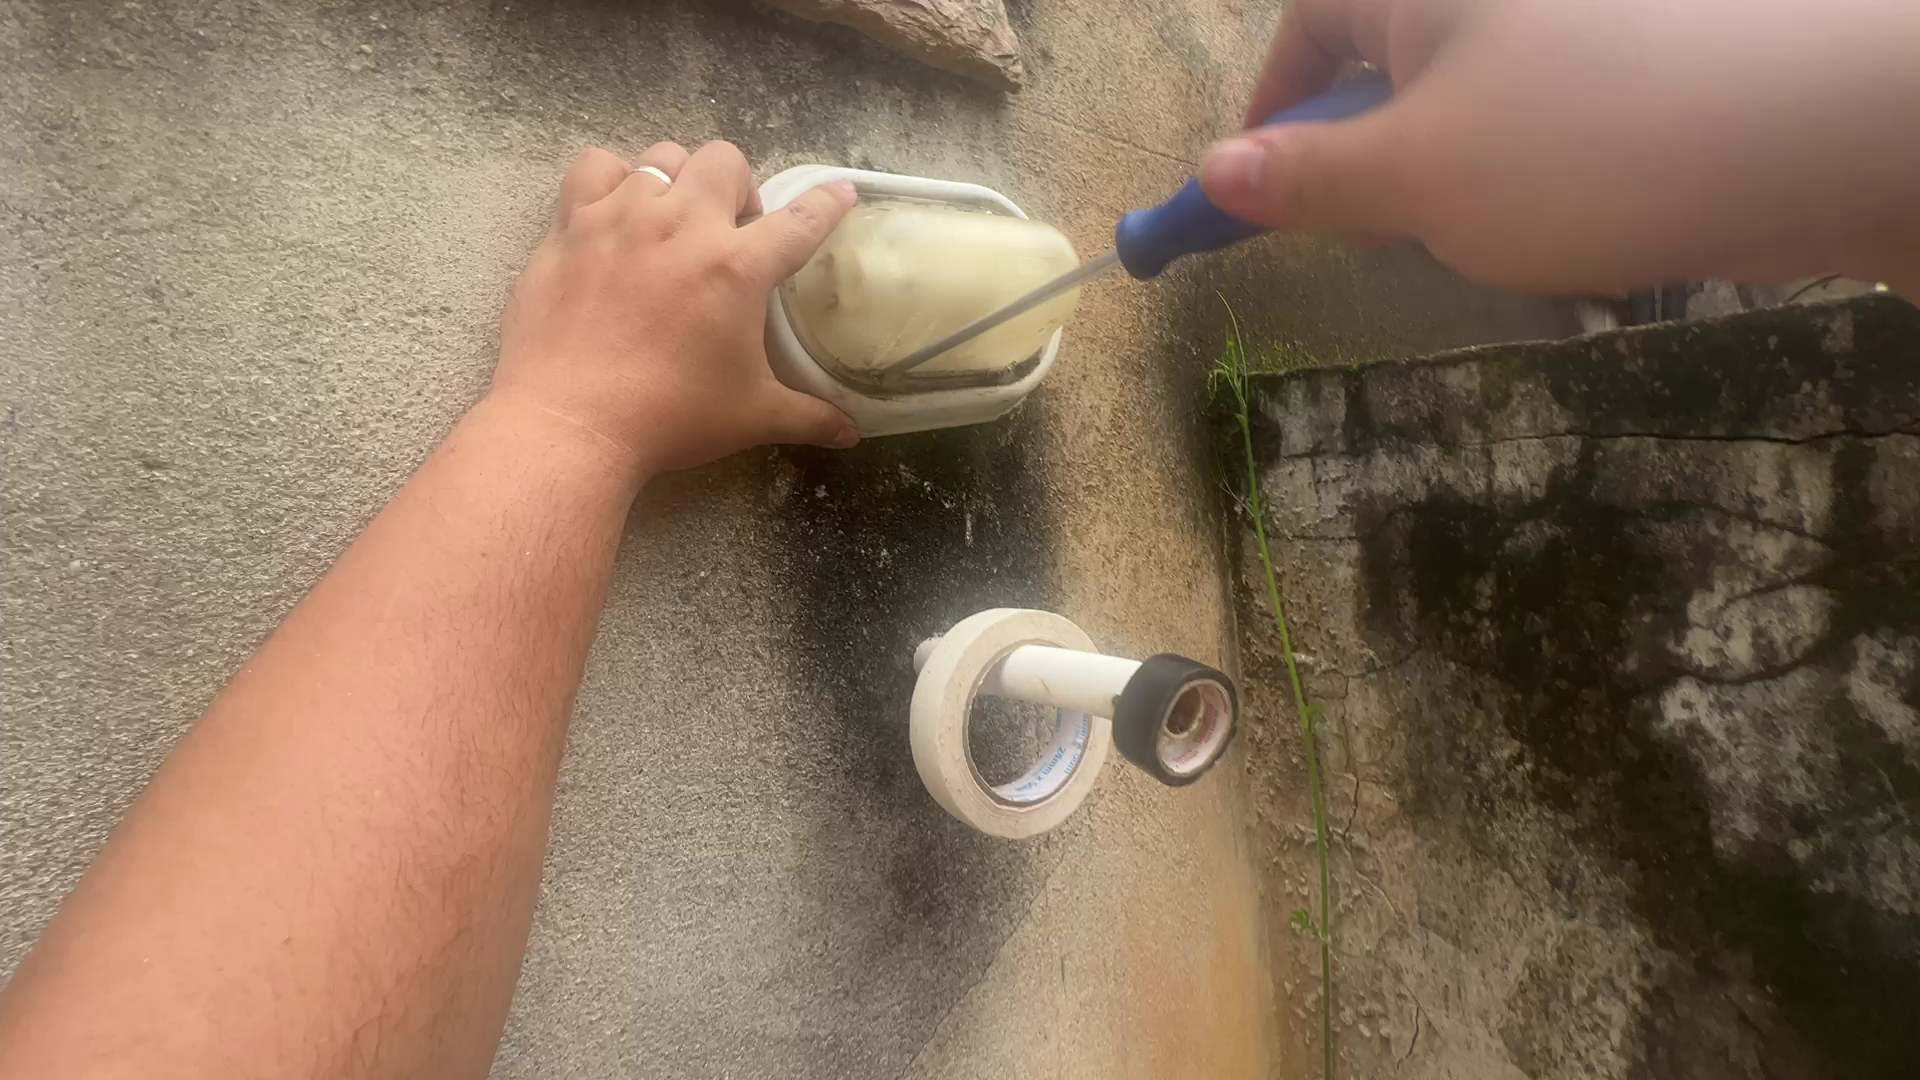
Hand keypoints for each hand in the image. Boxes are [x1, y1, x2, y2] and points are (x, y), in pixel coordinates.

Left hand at [491, 141, 858, 481]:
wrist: (574, 423)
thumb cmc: (673, 417)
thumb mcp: (754, 418)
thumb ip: (809, 418)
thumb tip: (851, 435)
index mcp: (737, 269)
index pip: (799, 221)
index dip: (827, 204)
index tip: (842, 191)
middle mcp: (682, 225)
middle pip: (725, 162)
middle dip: (740, 189)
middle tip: (733, 235)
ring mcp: (621, 217)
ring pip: (662, 157)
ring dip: (681, 183)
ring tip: (675, 223)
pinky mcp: (571, 225)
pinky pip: (597, 168)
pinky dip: (614, 180)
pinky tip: (618, 215)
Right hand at [1199, 0, 1919, 294]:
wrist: (1858, 131)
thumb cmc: (1594, 145)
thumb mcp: (1413, 176)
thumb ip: (1302, 178)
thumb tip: (1212, 173)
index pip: (1307, 23)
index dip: (1269, 110)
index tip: (1257, 190)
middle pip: (1375, 63)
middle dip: (1352, 152)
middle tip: (1365, 225)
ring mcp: (1572, 18)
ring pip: (1448, 93)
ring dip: (1425, 170)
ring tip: (1459, 225)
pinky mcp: (1635, 50)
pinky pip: (1524, 102)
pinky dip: (1499, 162)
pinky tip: (1534, 208)